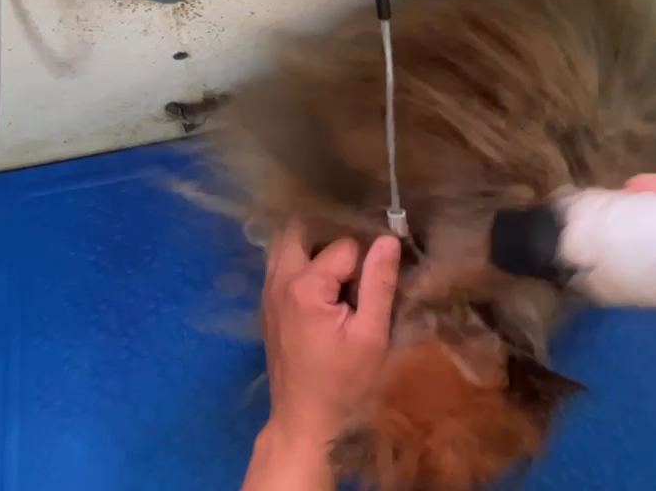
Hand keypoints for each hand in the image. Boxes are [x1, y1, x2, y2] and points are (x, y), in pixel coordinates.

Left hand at [243, 224, 399, 490]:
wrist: (305, 423)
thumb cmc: (344, 384)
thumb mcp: (372, 336)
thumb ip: (379, 283)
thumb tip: (388, 239)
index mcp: (306, 285)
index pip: (343, 246)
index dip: (365, 258)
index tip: (378, 278)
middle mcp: (280, 279)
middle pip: (301, 231)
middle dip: (330, 236)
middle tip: (357, 259)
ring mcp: (268, 291)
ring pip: (286, 244)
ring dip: (312, 246)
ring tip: (342, 269)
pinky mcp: (267, 304)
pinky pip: (281, 265)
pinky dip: (300, 262)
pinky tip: (324, 284)